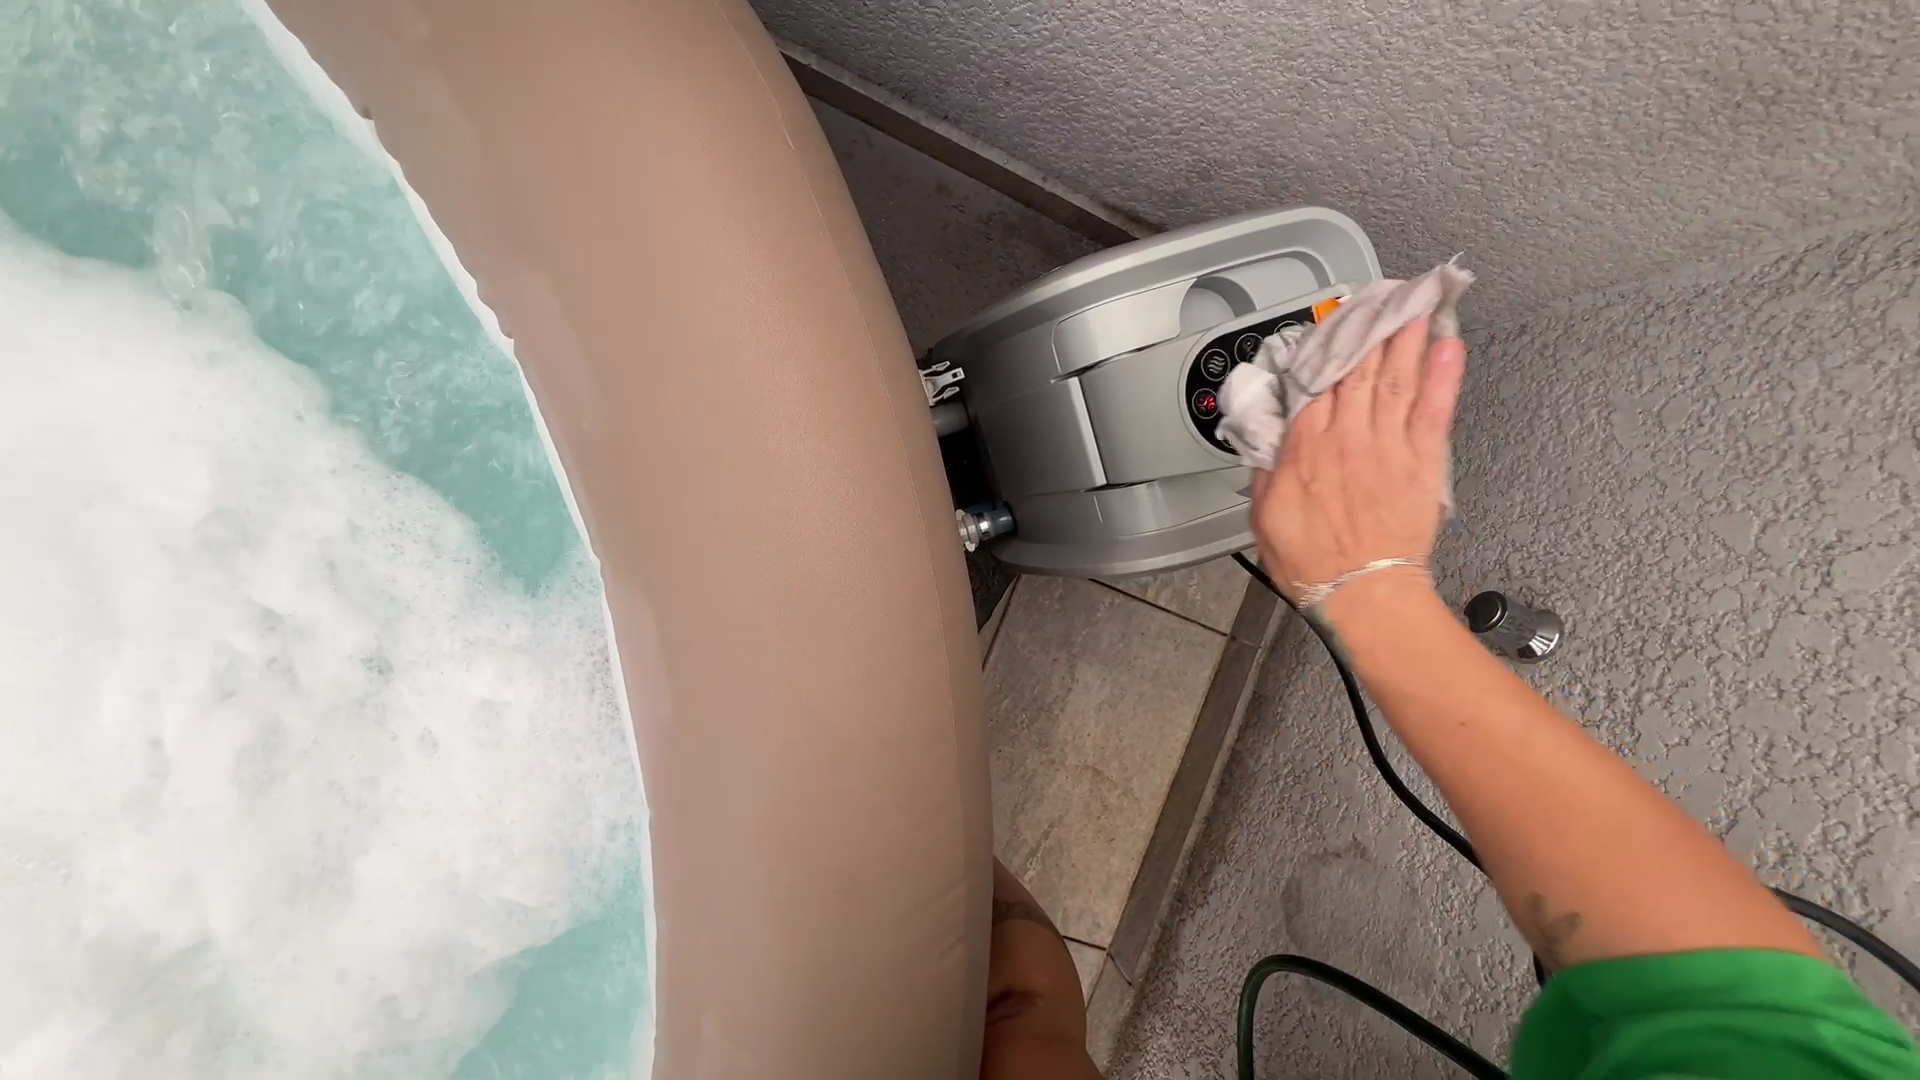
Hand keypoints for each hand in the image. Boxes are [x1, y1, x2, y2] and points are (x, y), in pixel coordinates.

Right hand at [1248, 316, 1464, 611]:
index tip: (1331, 318)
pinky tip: (1450, 345)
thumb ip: (1265, 468)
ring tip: (1417, 301)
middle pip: (1359, 369)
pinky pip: (1435, 409)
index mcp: (1306, 448)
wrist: (1361, 591)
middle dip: (1370, 327)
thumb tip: (1267, 435)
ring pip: (1398, 378)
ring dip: (1407, 336)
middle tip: (1381, 293)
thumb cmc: (1310, 558)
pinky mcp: (1423, 462)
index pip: (1315, 382)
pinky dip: (1444, 375)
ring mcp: (1388, 446)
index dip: (1324, 346)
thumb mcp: (1263, 514)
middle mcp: (1348, 437)